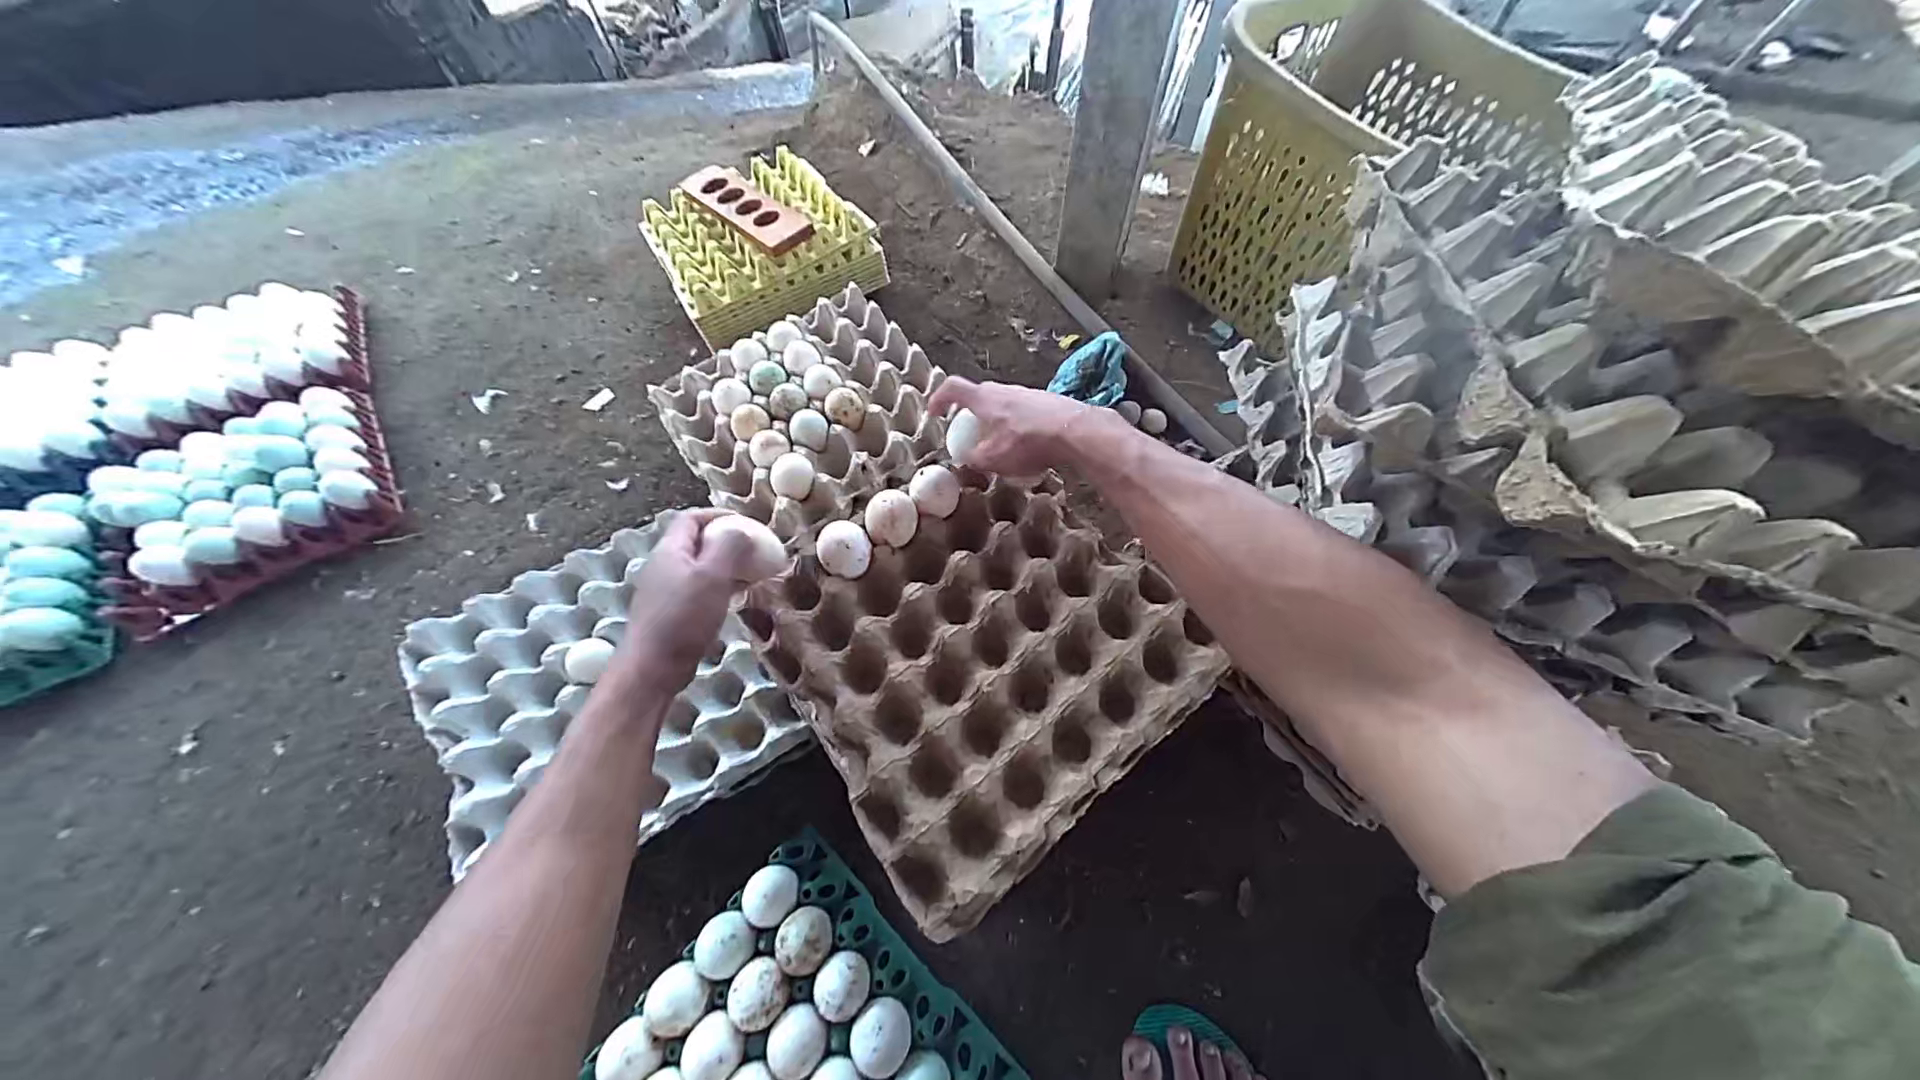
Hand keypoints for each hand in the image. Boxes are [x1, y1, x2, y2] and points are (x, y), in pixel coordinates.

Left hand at [613, 509, 756, 693]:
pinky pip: (698, 588)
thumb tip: (741, 530)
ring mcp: (665, 590)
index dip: (720, 515)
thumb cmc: (683, 618)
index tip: (748, 524)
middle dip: (726, 540)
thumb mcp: (712, 577)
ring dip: (725, 565)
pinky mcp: (670, 612)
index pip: (692, 518)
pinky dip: (719, 586)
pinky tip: (734, 599)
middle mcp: (663, 566)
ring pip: (699, 566)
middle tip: (755, 549)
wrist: (653, 668)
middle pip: (696, 542)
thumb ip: (728, 547)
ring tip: (751, 573)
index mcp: (670, 551)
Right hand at [926, 377, 1120, 475]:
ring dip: (997, 422)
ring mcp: (1028, 393)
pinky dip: (1018, 426)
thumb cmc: (1029, 442)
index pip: (953, 388)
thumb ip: (974, 458)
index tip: (934, 412)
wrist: (1075, 431)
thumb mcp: (993, 459)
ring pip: (1004, 404)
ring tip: (1001, 445)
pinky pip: (1025, 413)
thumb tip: (968, 458)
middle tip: (970, 434)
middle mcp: (1004, 390)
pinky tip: (1028, 447)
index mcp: (984, 399)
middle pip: (980, 396)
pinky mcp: (1047, 402)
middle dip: (971, 415)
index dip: (939, 399)